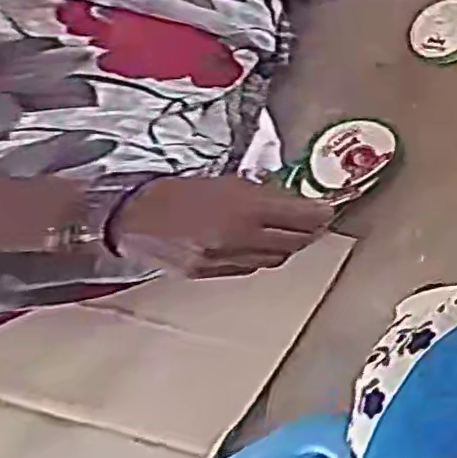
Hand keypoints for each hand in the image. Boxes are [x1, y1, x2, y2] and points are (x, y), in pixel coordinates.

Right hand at [109, 176, 333, 277]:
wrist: (129, 216)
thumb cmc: (185, 193)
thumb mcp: (237, 184)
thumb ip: (274, 195)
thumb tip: (307, 204)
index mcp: (248, 209)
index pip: (307, 218)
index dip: (323, 214)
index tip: (327, 209)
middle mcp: (237, 237)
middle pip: (298, 241)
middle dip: (311, 231)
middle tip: (314, 223)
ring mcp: (220, 258)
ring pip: (278, 258)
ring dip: (289, 246)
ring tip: (287, 234)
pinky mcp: (205, 273)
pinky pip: (250, 268)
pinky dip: (262, 257)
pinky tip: (259, 246)